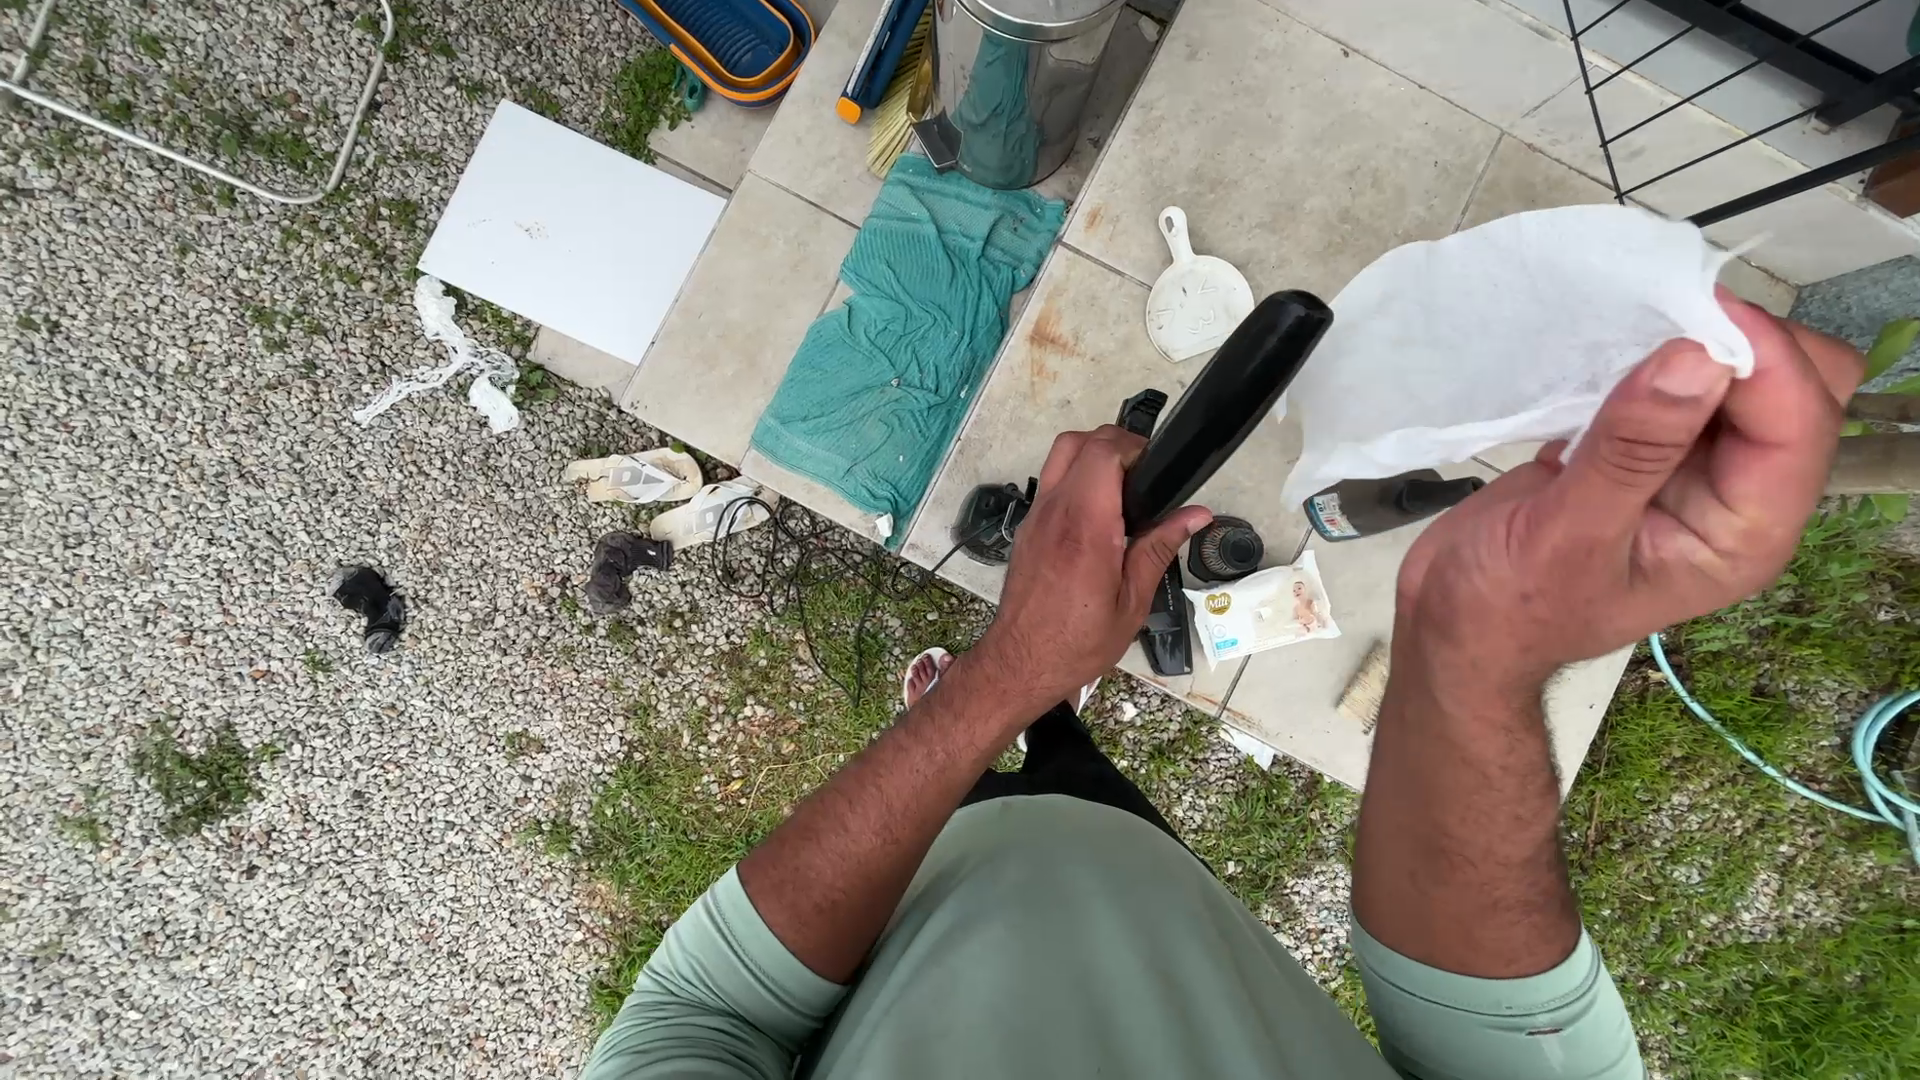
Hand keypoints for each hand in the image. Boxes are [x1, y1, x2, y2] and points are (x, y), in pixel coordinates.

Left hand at [970, 426, 1211, 715]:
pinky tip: (1097, 515)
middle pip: (1075, 441)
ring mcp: (1034, 517)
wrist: (1021, 661)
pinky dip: (1074, 480)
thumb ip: (1160, 548)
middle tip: (1141, 473)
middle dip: (1111, 443)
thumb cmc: (1078, 641)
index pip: (1102, 452)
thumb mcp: (1132, 601)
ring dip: (1089, 458)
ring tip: (1121, 491)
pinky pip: (1049, 484)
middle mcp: (1054, 511)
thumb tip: (1196, 514)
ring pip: (1058, 458)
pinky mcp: (1026, 529)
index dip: (1132, 446)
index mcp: (1086, 526)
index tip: (1155, 467)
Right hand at [1396, 294, 1861, 691]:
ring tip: (1630, 320)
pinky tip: (1601, 354)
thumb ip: (1628, 453)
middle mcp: (1724, 499)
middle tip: (1663, 313)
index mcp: (1740, 533)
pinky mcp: (1619, 463)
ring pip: (1721, 390)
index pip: (1795, 426)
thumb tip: (1695, 358)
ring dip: (1687, 350)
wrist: (1449, 627)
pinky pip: (1654, 400)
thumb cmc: (1505, 605)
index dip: (1760, 361)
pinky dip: (1637, 369)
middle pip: (1787, 398)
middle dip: (1741, 348)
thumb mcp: (1564, 534)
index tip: (1692, 309)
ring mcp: (1670, 477)